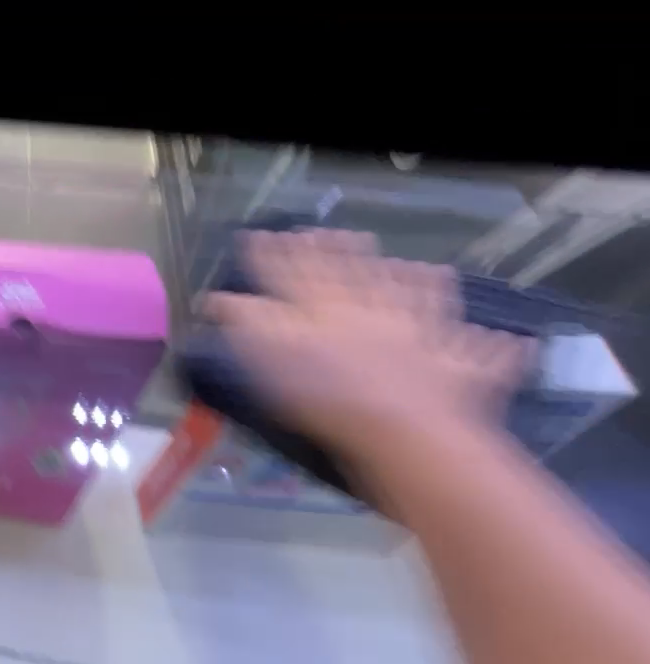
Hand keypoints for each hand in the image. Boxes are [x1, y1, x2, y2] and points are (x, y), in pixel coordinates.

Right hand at [207, 229, 529, 460]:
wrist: (405, 431)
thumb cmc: (326, 403)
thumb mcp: (269, 364)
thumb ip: (246, 325)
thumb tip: (218, 299)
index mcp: (322, 312)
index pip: (291, 275)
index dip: (272, 256)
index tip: (258, 236)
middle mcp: (368, 309)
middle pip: (344, 272)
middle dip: (324, 251)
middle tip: (314, 232)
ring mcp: (412, 326)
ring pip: (395, 284)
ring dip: (379, 264)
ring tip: (370, 246)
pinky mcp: (444, 348)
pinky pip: (446, 314)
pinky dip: (440, 293)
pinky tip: (441, 277)